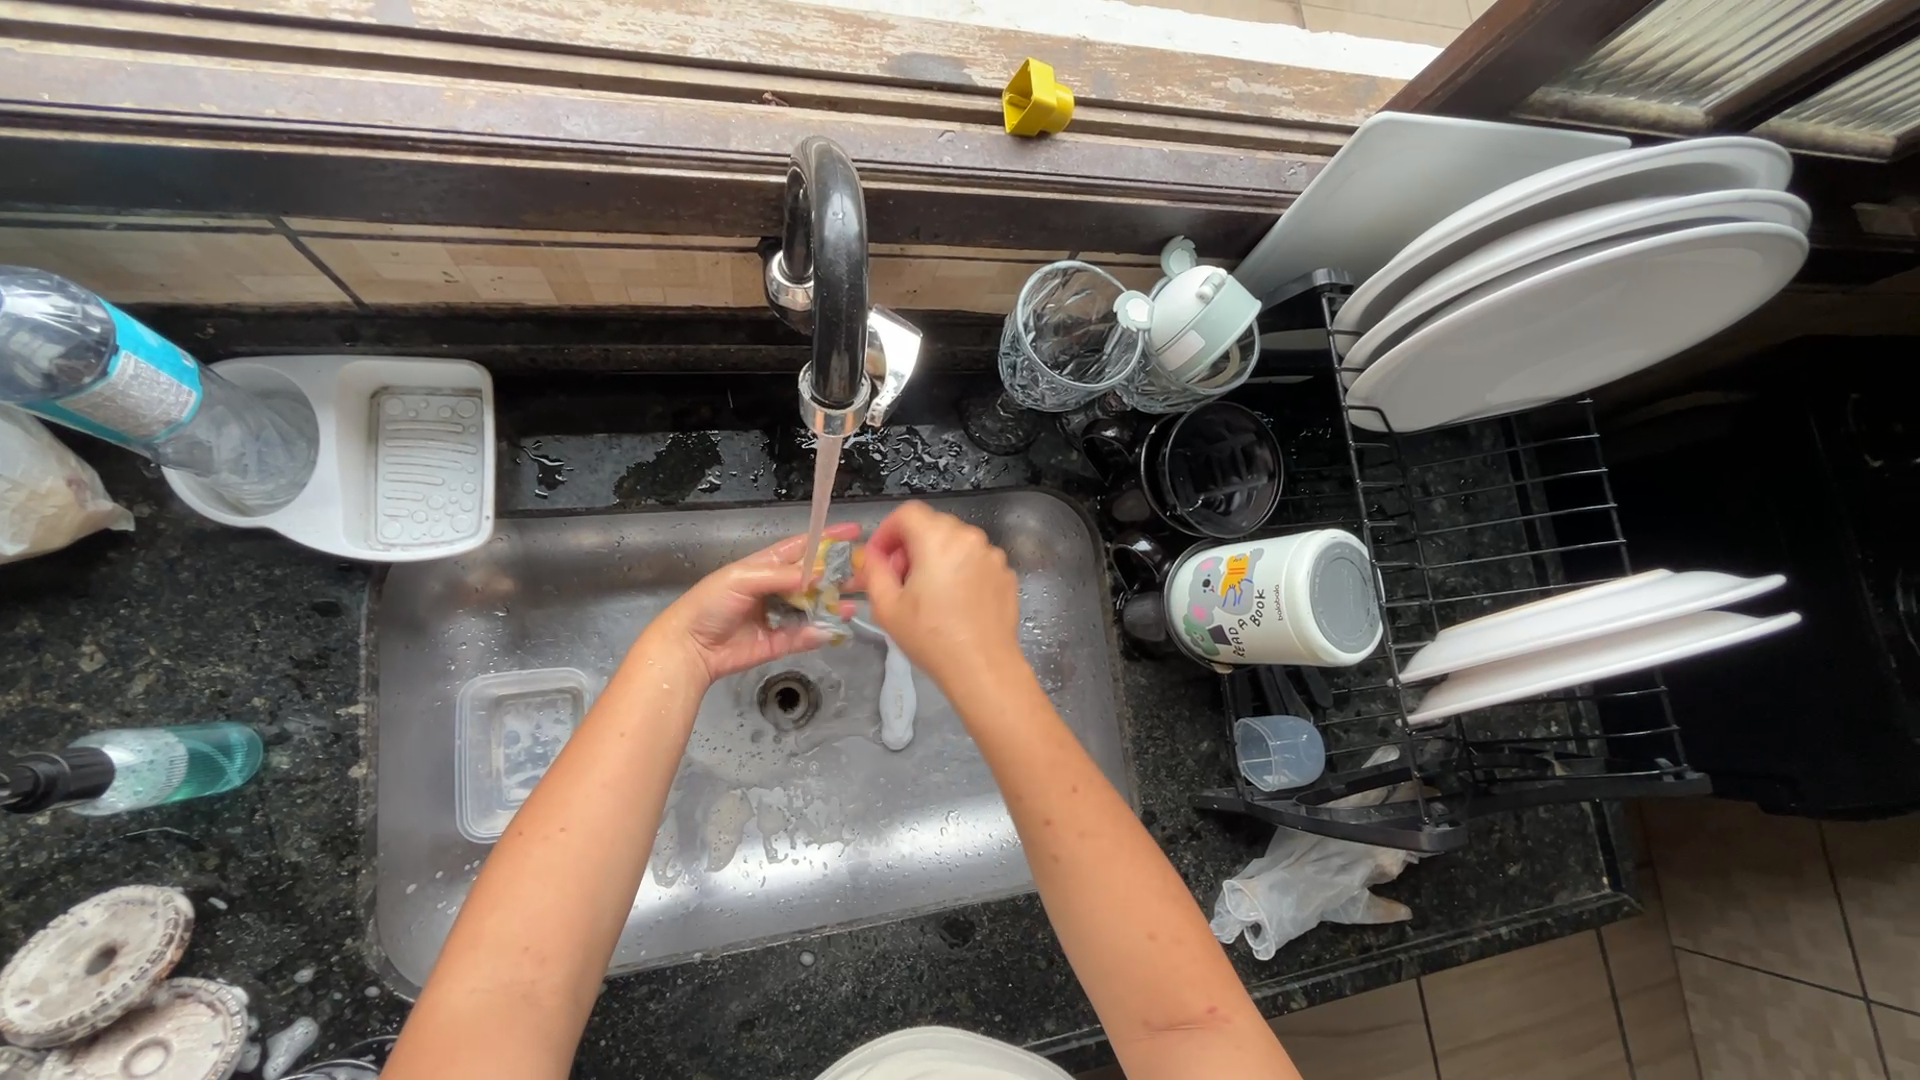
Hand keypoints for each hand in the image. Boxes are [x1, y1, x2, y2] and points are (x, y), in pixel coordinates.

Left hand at [640, 523, 860, 683]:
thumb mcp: (744, 579)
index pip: (802, 547)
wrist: (689, 646)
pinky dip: (820, 632)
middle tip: (865, 573)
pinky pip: (805, 635)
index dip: (827, 538)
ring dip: (834, 604)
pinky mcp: (780, 642)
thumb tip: (818, 573)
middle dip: (838, 574)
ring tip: (854, 602)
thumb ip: (782, 575)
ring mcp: (780, 615)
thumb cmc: (710, 603)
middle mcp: (777, 588)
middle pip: (815, 578)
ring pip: (814, 607)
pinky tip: (834, 626)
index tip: (853, 531)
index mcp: (765, 566)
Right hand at [863, 502, 1022, 689]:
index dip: (887, 531)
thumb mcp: (887, 607)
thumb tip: (873, 557)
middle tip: (899, 579)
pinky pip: (975, 561)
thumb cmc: (931, 637)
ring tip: (927, 594)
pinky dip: (960, 571)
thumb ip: (874, 571)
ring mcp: (992, 555)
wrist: (982, 667)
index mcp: (938, 539)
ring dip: (936, 558)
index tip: (879, 558)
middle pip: (932, 526)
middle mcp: (969, 538)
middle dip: (910, 546)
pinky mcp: (1006, 574)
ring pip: (955, 544)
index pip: (907, 513)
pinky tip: (954, 603)